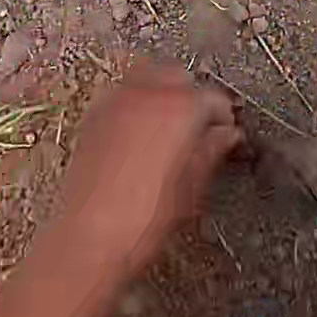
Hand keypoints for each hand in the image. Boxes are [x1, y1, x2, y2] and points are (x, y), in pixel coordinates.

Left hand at [50, 61, 240, 276]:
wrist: (90, 240)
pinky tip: (141, 129)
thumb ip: (213, 150)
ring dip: (164, 92)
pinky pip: (123, 93)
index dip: (225, 117)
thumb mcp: (193, 185)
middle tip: (200, 126)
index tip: (226, 132)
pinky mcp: (95, 115)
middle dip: (194, 96)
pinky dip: (137, 101)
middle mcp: (149, 93)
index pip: (215, 98)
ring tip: (170, 123)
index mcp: (182, 107)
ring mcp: (118, 101)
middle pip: (181, 77)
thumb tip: (226, 135)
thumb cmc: (144, 218)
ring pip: (149, 76)